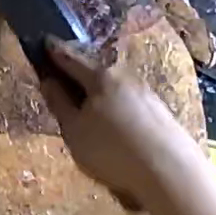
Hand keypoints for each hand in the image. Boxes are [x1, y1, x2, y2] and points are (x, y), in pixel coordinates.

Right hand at [38, 38, 201, 202]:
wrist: (170, 172)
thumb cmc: (111, 150)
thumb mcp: (74, 130)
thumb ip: (59, 104)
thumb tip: (48, 81)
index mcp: (100, 78)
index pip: (72, 59)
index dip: (56, 52)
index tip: (45, 42)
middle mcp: (126, 78)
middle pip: (97, 73)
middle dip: (81, 76)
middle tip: (65, 84)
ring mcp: (147, 94)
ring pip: (116, 89)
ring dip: (101, 95)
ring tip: (90, 112)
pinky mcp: (162, 113)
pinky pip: (131, 104)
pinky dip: (119, 109)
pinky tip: (116, 128)